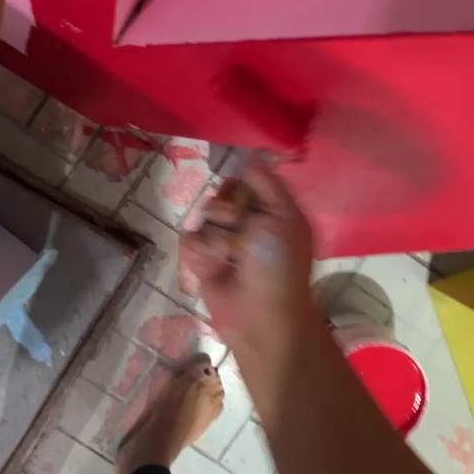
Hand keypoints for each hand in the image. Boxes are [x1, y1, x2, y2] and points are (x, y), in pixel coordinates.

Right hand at [182, 161, 326, 381]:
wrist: (260, 316)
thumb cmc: (279, 265)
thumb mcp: (284, 217)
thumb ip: (267, 184)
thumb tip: (251, 157)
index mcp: (271, 211)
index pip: (246, 180)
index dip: (240, 184)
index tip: (241, 193)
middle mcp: (246, 224)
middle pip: (220, 195)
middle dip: (225, 209)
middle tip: (236, 225)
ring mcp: (222, 242)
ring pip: (202, 216)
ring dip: (214, 235)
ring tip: (227, 256)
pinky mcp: (202, 261)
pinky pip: (188, 240)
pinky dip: (198, 251)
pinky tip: (212, 266)